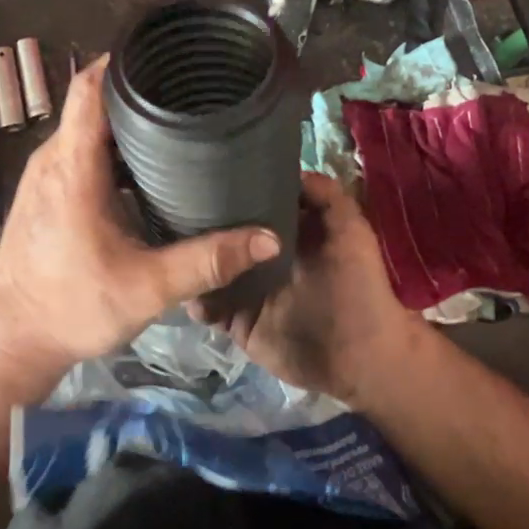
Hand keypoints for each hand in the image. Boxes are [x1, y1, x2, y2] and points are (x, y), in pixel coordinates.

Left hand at [0, 58, 281, 379]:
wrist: (14, 341)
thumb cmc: (72, 308)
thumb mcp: (147, 287)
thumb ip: (207, 261)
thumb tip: (265, 239)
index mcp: (72, 166)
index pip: (89, 89)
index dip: (123, 63)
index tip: (165, 54)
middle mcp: (53, 161)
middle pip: (94, 106)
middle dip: (139, 95)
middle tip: (192, 93)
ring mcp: (44, 178)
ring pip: (88, 132)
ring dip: (127, 127)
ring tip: (179, 125)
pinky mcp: (45, 196)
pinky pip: (81, 155)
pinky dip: (113, 152)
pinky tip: (149, 169)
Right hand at [189, 172, 420, 405]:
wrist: (360, 358)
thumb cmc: (357, 290)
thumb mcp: (352, 234)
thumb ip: (329, 198)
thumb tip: (294, 170)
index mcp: (285, 234)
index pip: (250, 203)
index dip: (231, 189)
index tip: (202, 171)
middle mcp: (260, 257)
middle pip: (222, 234)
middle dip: (200, 223)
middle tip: (171, 209)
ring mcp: (246, 289)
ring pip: (209, 268)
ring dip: (191, 261)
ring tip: (168, 247)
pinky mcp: (237, 321)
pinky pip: (207, 306)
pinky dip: (194, 299)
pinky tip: (184, 288)